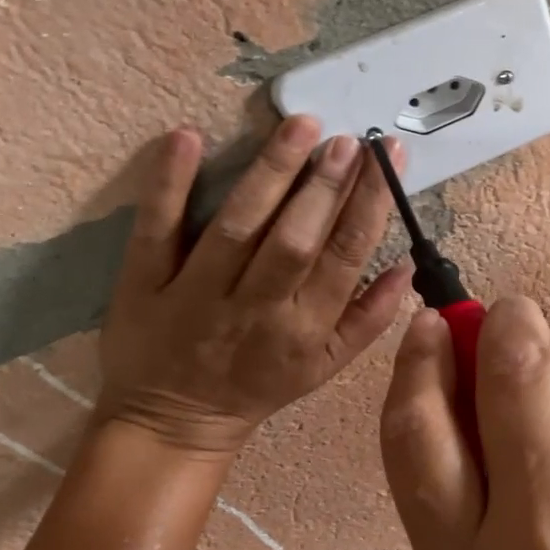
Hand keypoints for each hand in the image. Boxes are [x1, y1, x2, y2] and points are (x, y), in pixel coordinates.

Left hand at [98, 117, 412, 454]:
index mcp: (305, 326)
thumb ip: (370, 318)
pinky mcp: (142, 283)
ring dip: (270, 174)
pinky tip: (188, 137)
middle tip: (350, 140)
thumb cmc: (261, 385)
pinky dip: (169, 184)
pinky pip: (157, 230)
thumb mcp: (327, 366)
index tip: (390, 157)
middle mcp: (255, 307)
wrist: (171, 422)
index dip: (371, 203)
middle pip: (296, 239)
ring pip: (238, 226)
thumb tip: (406, 263)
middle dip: (326, 186)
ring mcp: (195, 293)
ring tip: (301, 126)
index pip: (346, 254)